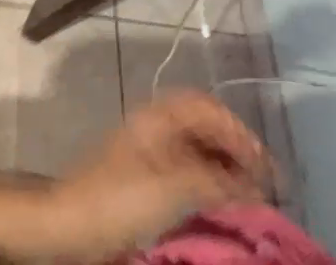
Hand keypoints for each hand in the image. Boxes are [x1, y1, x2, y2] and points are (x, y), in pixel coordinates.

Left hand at [45, 91, 273, 259]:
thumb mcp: (175, 188)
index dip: (240, 133)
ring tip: (250, 198)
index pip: (207, 108)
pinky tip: (223, 205)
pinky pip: (186, 171)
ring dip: (224, 168)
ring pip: (196, 150)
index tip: (266, 168)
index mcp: (157, 117)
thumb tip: (258, 188)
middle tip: (264, 183)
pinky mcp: (144, 179)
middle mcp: (153, 127)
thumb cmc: (120, 200)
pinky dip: (209, 183)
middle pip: (203, 127)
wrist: (69, 225)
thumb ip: (220, 183)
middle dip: (236, 150)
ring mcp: (147, 152)